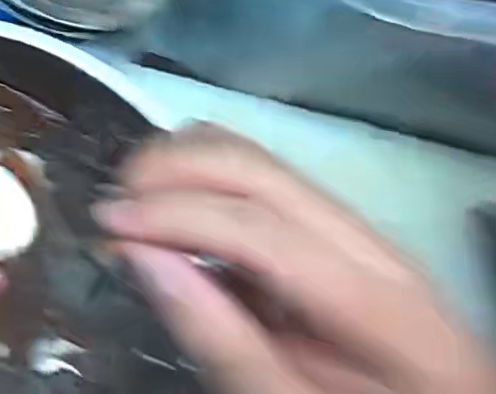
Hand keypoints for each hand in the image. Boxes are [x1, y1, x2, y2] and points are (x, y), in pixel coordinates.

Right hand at [95, 125, 495, 393]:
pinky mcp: (321, 219)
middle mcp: (376, 249)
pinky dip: (190, 168)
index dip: (172, 215)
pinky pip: (244, 163)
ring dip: (172, 163)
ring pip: (242, 151)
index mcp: (389, 311)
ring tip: (134, 203)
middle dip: (163, 170)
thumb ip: (221, 344)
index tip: (106, 224)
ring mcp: (350, 226)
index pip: (260, 229)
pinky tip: (169, 207)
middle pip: (250, 167)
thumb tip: (138, 254)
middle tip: (113, 206)